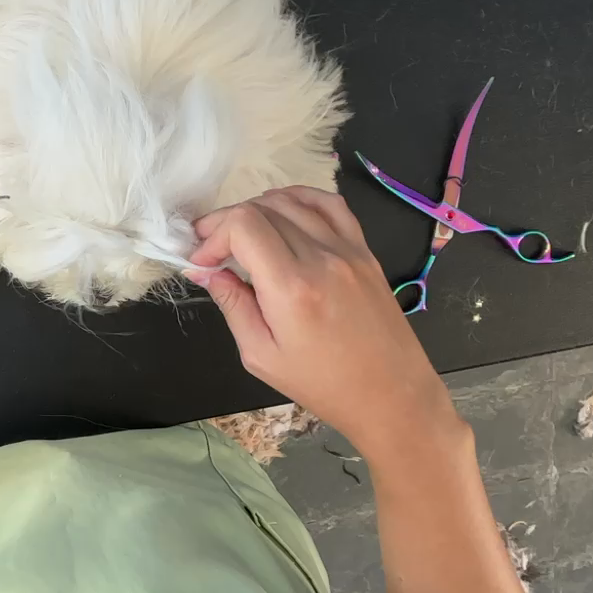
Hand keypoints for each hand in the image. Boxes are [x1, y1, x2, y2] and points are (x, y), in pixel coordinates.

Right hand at [188, 187, 459, 458]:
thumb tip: (204, 271)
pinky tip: (280, 213)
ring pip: (292, 201)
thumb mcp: (260, 355)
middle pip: (262, 208)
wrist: (391, 394)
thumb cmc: (321, 384)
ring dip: (255, 210)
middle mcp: (321, 258)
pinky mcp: (364, 251)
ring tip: (239, 236)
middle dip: (225, 223)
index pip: (243, 226)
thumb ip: (232, 304)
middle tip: (209, 250)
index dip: (212, 236)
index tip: (201, 263)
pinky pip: (330, 204)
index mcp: (292, 287)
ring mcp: (348, 250)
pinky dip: (298, 198)